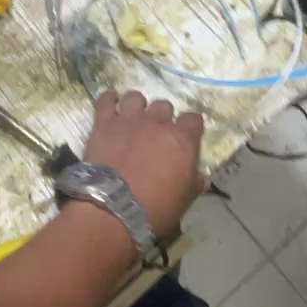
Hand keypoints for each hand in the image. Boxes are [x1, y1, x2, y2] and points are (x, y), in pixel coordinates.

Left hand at [81, 91, 206, 239]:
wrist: (113, 209)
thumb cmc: (155, 209)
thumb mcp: (184, 201)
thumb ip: (194, 184)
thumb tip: (202, 177)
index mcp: (182, 140)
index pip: (193, 119)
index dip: (190, 126)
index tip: (186, 136)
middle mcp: (157, 123)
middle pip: (164, 105)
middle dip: (162, 116)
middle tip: (156, 132)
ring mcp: (129, 120)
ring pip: (135, 97)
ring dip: (137, 105)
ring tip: (133, 117)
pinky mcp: (104, 123)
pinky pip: (106, 100)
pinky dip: (108, 99)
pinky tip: (110, 104)